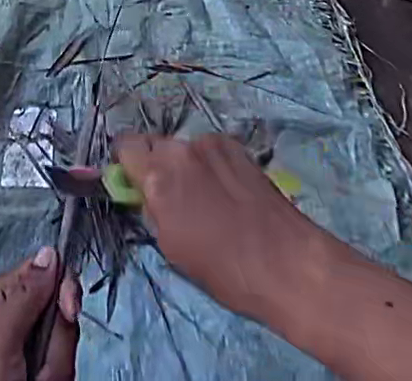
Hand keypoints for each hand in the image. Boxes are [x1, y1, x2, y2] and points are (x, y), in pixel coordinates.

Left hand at [0, 246, 79, 380]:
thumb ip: (25, 294)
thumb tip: (50, 251)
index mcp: (2, 297)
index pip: (46, 271)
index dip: (63, 287)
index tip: (69, 309)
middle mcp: (19, 317)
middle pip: (62, 309)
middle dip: (59, 340)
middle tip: (40, 367)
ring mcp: (31, 349)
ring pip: (66, 343)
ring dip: (56, 369)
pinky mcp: (43, 374)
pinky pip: (64, 369)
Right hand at [113, 132, 332, 325]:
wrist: (286, 262)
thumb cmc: (223, 268)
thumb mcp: (170, 246)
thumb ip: (150, 208)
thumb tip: (143, 193)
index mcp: (157, 176)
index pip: (124, 145)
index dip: (127, 163)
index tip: (134, 182)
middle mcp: (179, 150)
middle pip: (153, 144)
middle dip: (155, 165)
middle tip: (172, 196)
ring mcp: (209, 143)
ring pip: (182, 147)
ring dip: (184, 165)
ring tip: (206, 197)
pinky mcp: (235, 145)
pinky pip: (207, 149)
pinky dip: (209, 164)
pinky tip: (227, 190)